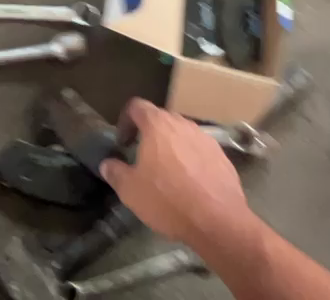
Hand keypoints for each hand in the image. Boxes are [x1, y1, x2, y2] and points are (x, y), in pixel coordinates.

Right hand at [98, 98, 252, 247]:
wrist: (219, 222)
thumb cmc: (168, 200)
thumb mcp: (131, 191)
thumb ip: (115, 173)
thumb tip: (107, 164)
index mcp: (157, 125)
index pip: (137, 106)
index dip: (126, 120)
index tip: (123, 142)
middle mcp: (182, 124)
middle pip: (161, 118)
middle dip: (150, 134)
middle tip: (143, 157)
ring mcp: (205, 139)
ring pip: (182, 134)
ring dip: (172, 146)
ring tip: (168, 172)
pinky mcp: (222, 157)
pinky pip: (200, 150)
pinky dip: (192, 159)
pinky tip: (191, 184)